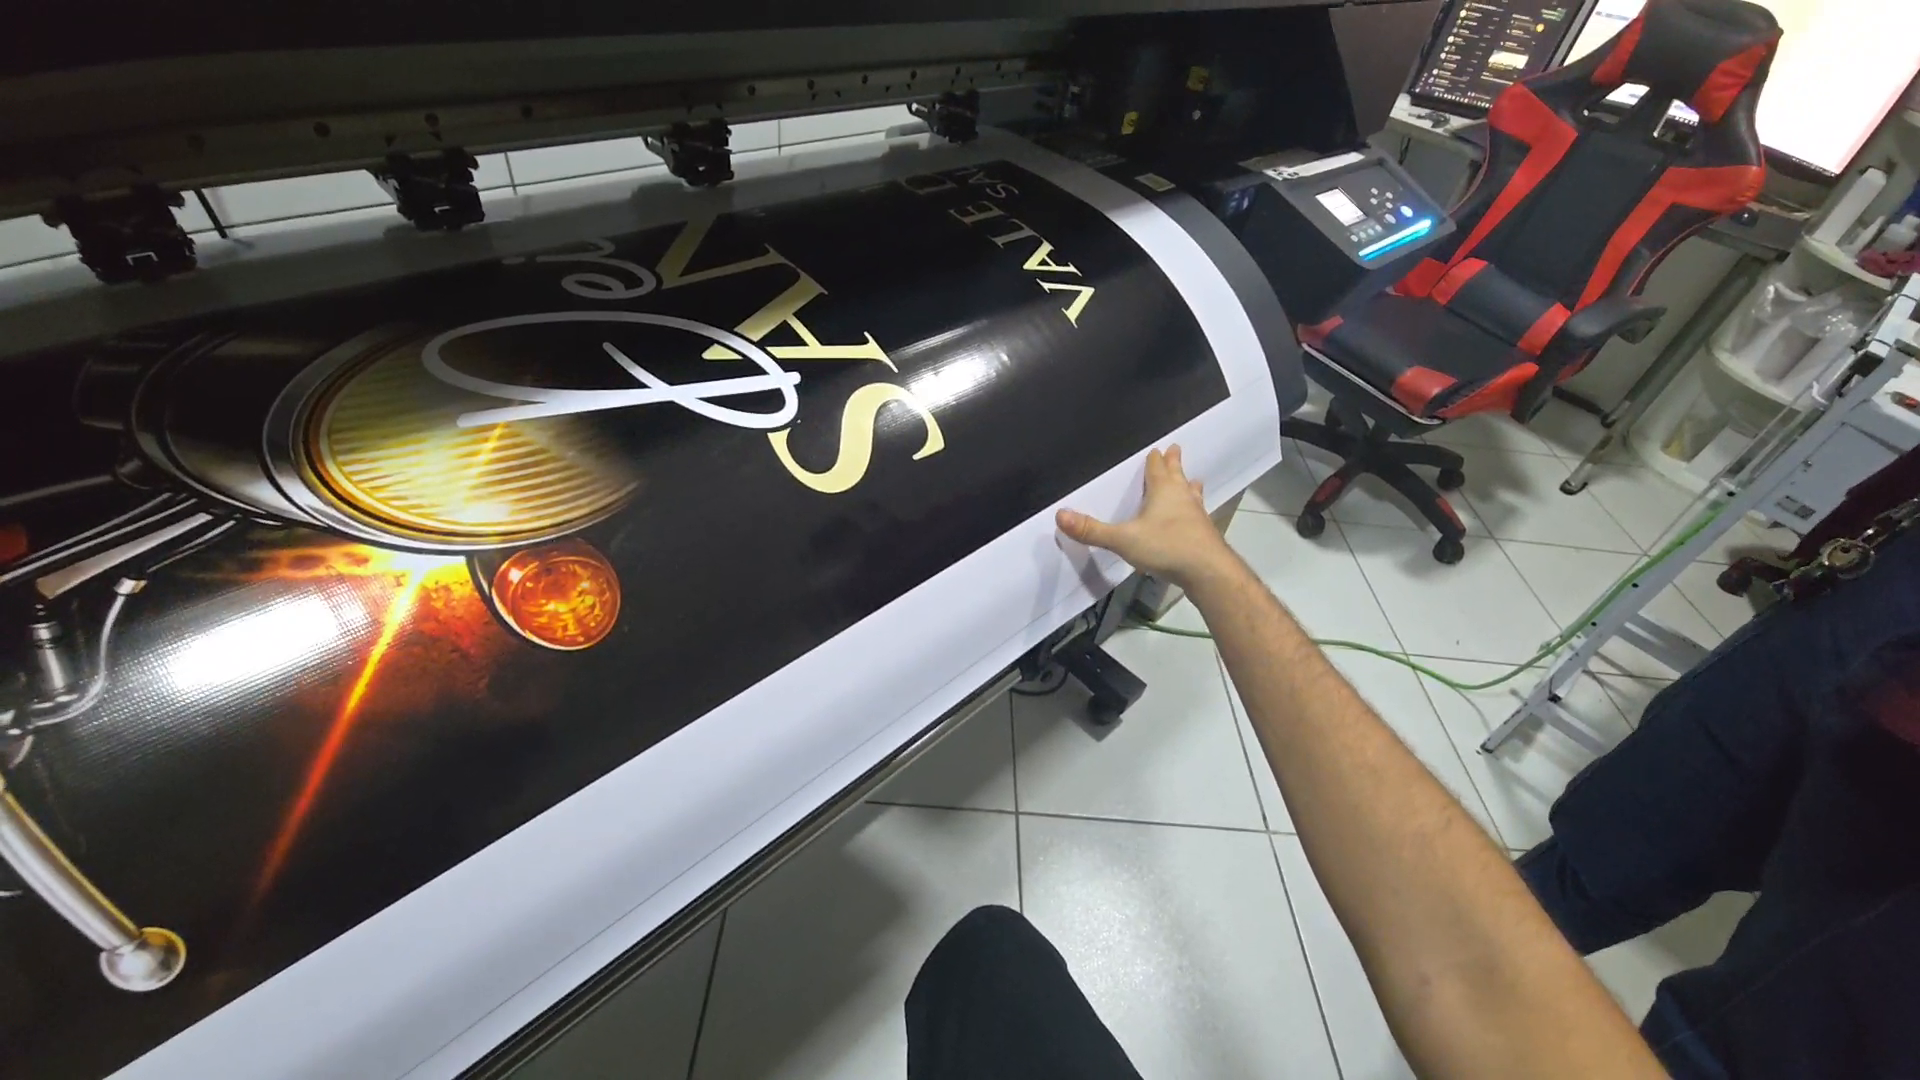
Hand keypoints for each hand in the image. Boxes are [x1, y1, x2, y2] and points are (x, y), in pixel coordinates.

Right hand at [1057, 445, 1234, 587]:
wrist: (1208, 572)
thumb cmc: (1166, 547)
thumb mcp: (1124, 539)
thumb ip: (1092, 530)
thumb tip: (1060, 515)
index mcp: (1163, 492)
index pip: (1158, 469)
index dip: (1155, 459)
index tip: (1158, 449)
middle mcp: (1183, 499)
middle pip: (1178, 476)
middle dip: (1174, 465)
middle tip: (1175, 450)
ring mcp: (1197, 517)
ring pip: (1192, 495)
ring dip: (1190, 487)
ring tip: (1195, 481)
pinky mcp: (1205, 536)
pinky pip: (1198, 517)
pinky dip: (1194, 512)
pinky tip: (1195, 520)